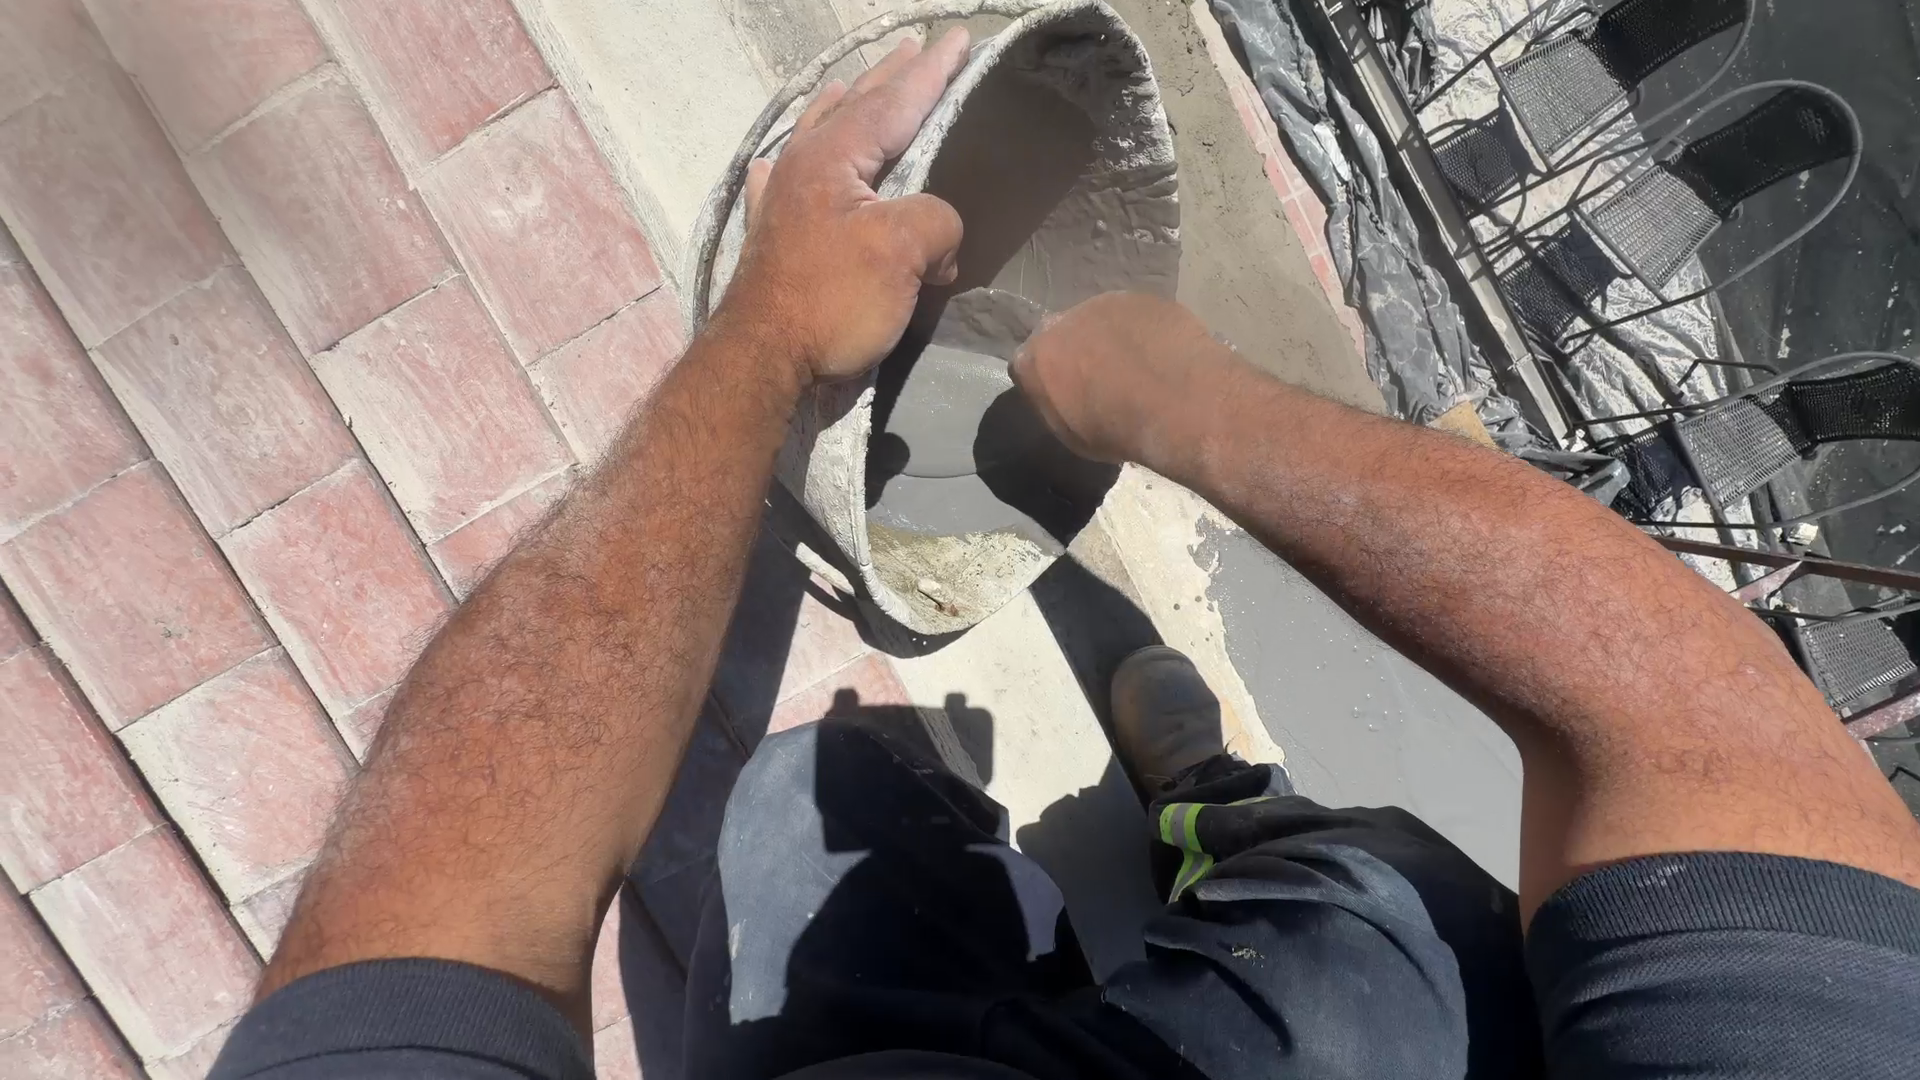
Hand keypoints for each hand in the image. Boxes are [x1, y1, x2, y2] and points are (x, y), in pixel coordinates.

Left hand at [720, 29, 969, 383]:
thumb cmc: (833, 300)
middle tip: (915, 49)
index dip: (933, 73)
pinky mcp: (771, 240)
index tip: (961, 39)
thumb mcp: (903, 252)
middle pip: (854, 108)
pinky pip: (778, 184)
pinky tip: (773, 162)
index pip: (895, 102)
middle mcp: (802, 167)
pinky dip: (784, 166)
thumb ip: (935, 220)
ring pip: (815, 138)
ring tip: (856, 86)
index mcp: (833, 157)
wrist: (767, 359)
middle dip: (890, 78)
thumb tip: (940, 239)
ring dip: (841, 108)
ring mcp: (780, 202)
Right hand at [1011, 292, 1245, 469]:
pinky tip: (1159, 353)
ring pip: (1097, 321)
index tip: (1065, 396)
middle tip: (1100, 379)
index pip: (1027, 365)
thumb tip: (1064, 395)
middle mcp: (1058, 322)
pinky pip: (1133, 316)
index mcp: (1032, 359)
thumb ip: (1057, 404)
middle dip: (1075, 352)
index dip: (1047, 381)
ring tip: (1136, 366)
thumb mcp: (1070, 433)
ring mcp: (1100, 303)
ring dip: (1109, 339)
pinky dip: (1141, 331)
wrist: (1175, 402)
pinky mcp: (1139, 297)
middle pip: (1060, 335)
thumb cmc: (1115, 430)